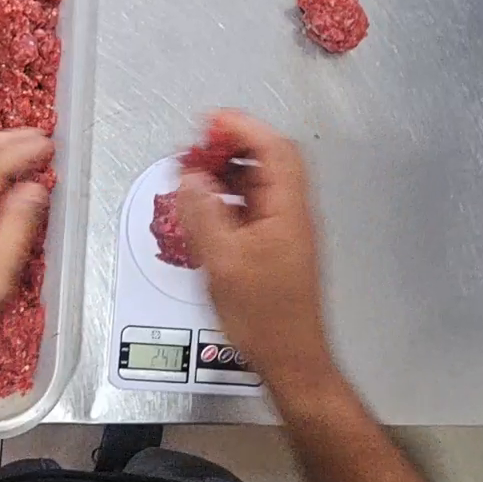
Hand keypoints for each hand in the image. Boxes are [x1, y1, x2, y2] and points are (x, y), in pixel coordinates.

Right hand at [176, 110, 338, 392]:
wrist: (292, 358)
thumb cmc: (266, 318)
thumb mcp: (223, 263)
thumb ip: (203, 215)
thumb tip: (190, 179)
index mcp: (287, 210)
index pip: (273, 148)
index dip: (241, 127)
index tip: (210, 122)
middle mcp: (292, 213)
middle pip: (268, 160)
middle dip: (232, 146)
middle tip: (199, 148)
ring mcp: (286, 229)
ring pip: (259, 183)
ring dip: (228, 172)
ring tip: (196, 176)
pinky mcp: (277, 246)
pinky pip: (252, 206)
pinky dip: (228, 198)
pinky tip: (206, 209)